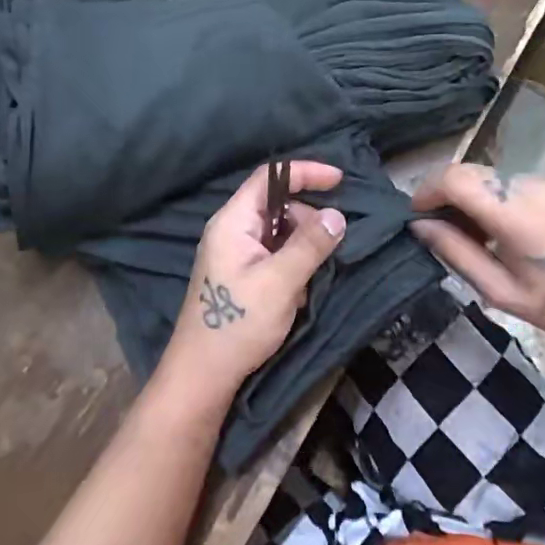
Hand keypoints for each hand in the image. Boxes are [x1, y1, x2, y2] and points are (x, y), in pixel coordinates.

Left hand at [159, 163, 348, 404]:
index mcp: (233, 222)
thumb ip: (309, 245)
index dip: (304, 173)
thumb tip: (337, 214)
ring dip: (301, 250)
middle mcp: (231, 231)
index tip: (339, 180)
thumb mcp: (281, 282)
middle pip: (276, 206)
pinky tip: (296, 296)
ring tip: (308, 283)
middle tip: (330, 248)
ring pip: (279, 234)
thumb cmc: (238, 322)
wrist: (204, 371)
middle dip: (307, 221)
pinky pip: (273, 257)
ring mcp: (234, 254)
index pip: (269, 178)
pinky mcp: (240, 275)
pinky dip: (291, 269)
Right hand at [410, 166, 544, 375]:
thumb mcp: (501, 291)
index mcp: (520, 216)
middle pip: (469, 173)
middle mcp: (537, 186)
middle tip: (442, 232)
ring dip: (470, 198)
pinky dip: (494, 199)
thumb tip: (418, 225)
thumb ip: (455, 252)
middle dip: (446, 196)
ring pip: (489, 176)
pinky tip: (503, 232)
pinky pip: (512, 182)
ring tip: (474, 237)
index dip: (426, 191)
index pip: (455, 178)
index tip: (418, 217)